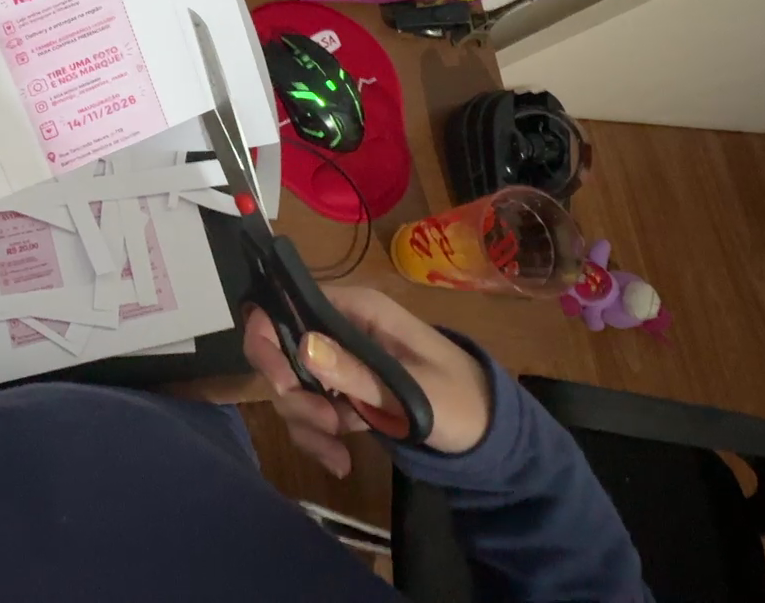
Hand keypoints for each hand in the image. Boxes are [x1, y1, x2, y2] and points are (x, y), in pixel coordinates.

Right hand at [243, 286, 491, 475]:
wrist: (495, 444)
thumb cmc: (463, 404)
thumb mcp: (413, 393)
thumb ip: (357, 372)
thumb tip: (303, 346)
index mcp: (357, 309)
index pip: (288, 304)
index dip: (269, 337)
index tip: (283, 383)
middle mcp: (340, 327)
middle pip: (281, 348)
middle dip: (293, 392)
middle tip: (324, 422)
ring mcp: (338, 360)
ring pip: (291, 384)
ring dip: (305, 421)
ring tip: (339, 451)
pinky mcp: (341, 391)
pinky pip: (307, 409)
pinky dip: (316, 437)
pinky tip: (340, 461)